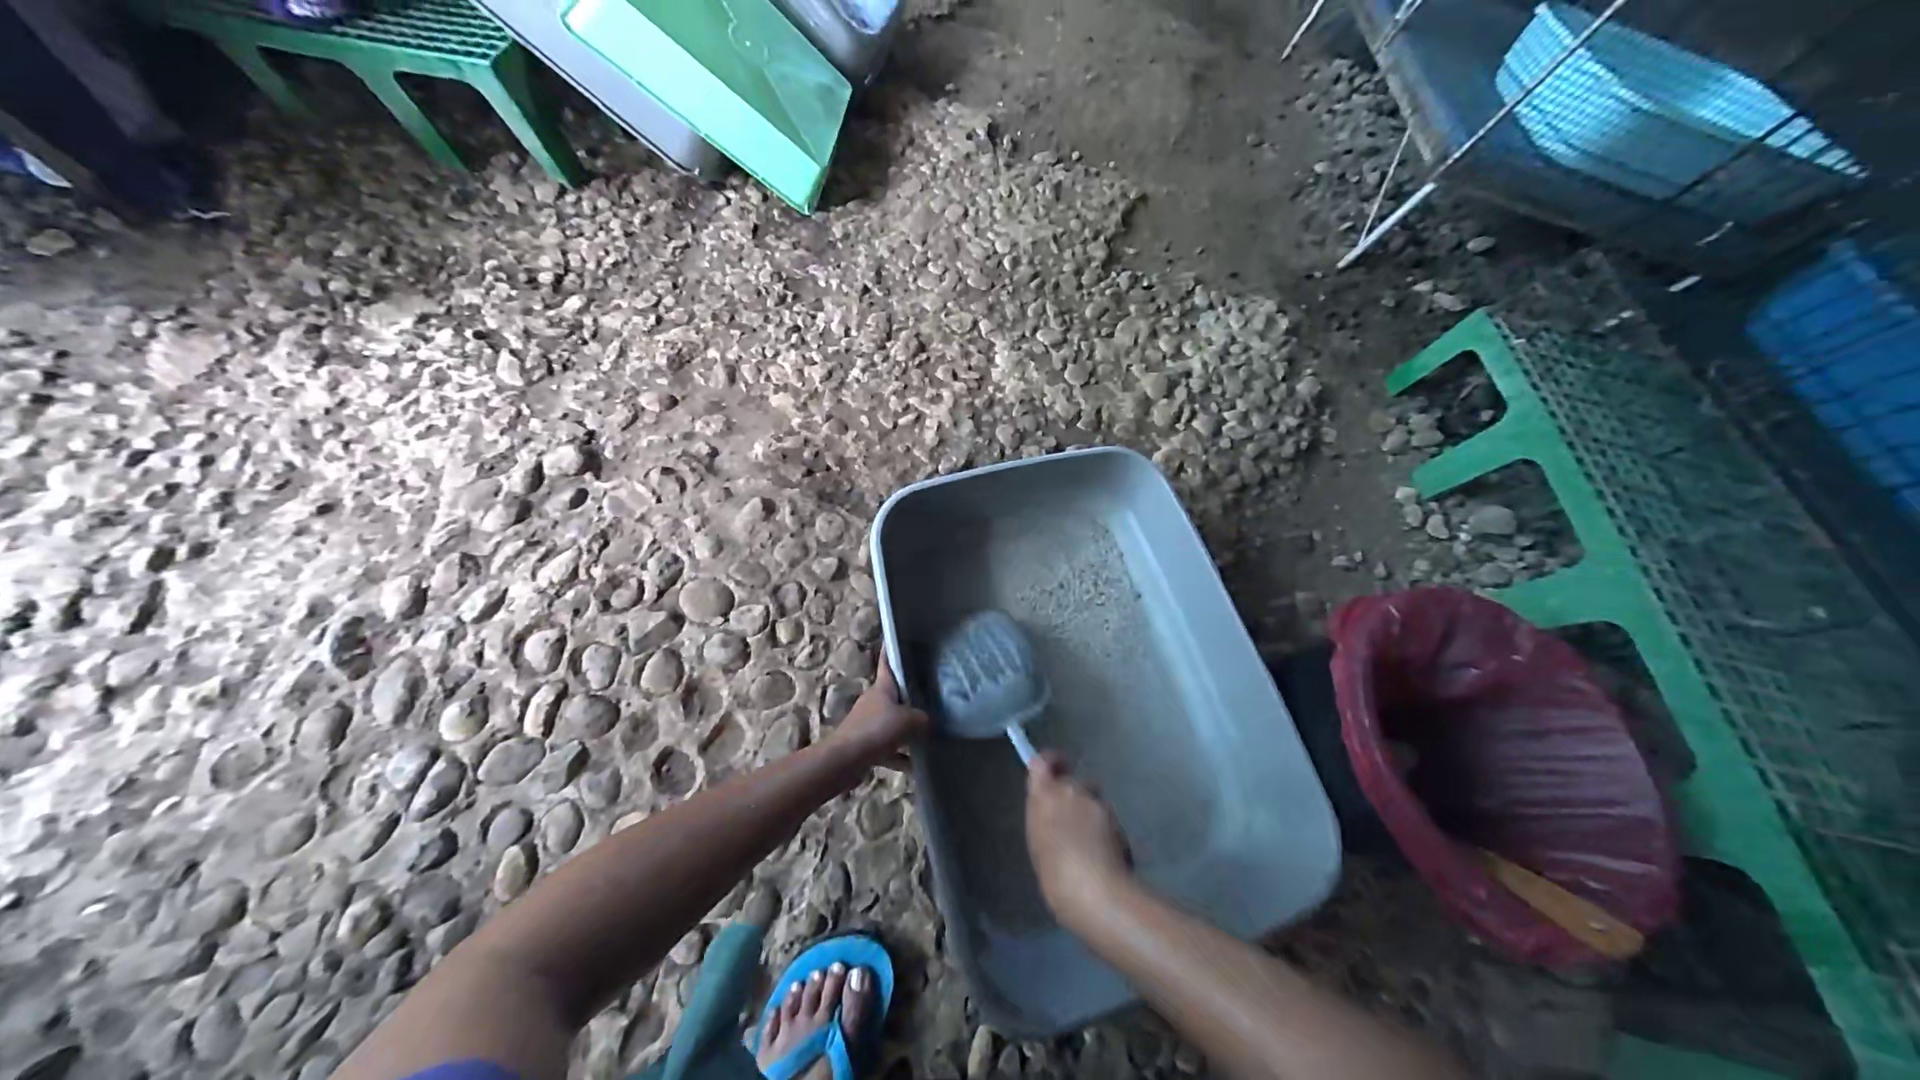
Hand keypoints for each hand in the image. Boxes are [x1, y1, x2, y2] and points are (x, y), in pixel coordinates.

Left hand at [832, 661, 928, 771]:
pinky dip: (901, 756)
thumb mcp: (908, 721)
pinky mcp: (867, 746)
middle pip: (895, 694)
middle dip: (911, 695)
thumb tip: (930, 721)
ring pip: (893, 722)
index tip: (898, 639)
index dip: (892, 650)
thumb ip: (923, 718)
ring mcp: (869, 724)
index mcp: (882, 688)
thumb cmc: (875, 730)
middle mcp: (875, 702)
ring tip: (929, 732)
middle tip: (932, 693)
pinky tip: (916, 765)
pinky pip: (889, 749)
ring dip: (907, 729)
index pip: (887, 663)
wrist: (844, 760)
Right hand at [1025, 753, 1133, 930]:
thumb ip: (1046, 821)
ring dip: (1091, 814)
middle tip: (1073, 824)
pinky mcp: (1118, 820)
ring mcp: (1097, 804)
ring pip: (1093, 801)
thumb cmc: (1056, 876)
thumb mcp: (1039, 846)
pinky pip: (1108, 820)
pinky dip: (1106, 831)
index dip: (1050, 761)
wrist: (1096, 894)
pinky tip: (1106, 856)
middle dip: (1074, 796)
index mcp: (1043, 798)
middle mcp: (1071, 792)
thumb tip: (1055, 818)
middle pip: (1073, 782)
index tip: (1055, 765)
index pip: (1043, 763)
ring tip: (1091, 846)